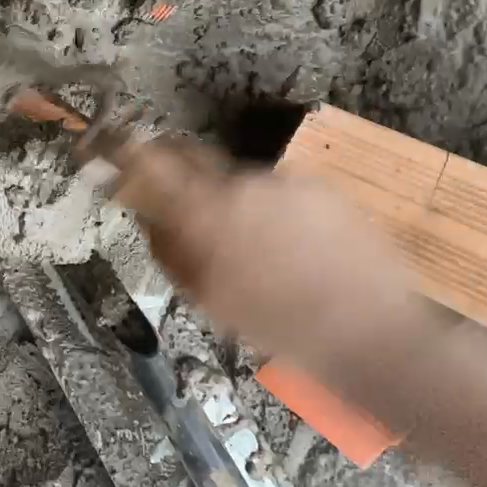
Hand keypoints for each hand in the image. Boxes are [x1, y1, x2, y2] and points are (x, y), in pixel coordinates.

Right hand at [111, 139, 419, 368]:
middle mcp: (237, 183)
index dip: (122, 150)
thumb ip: (167, 246)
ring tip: (264, 247)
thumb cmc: (277, 326)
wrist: (376, 337)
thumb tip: (146, 213)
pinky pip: (283, 190)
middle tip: (193, 208)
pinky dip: (279, 210)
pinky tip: (299, 246)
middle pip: (190, 158)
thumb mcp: (204, 296)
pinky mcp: (323, 188)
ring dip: (238, 201)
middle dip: (181, 175)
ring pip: (240, 181)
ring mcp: (284, 182)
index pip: (145, 160)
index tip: (110, 149)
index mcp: (200, 210)